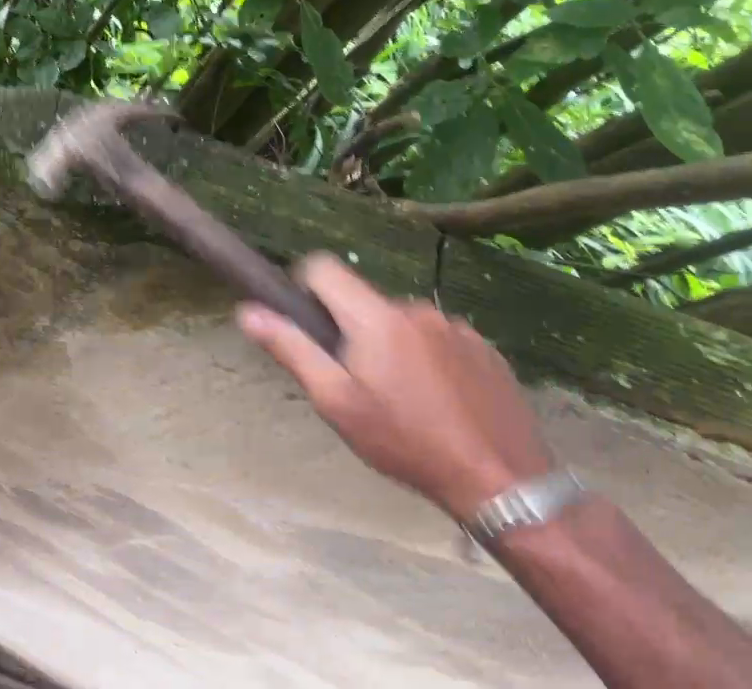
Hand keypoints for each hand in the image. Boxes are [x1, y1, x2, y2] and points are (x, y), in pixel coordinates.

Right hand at [236, 253, 553, 518]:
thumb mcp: (334, 401)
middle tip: (351, 380)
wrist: (504, 483)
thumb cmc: (405, 442)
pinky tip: (435, 401)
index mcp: (377, 319)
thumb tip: (247, 311)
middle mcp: (418, 311)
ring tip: (397, 396)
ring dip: (388, 344)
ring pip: (400, 321)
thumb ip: (291, 349)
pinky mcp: (487, 351)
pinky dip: (425, 358)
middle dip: (348, 328)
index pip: (324, 268)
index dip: (304, 289)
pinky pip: (437, 339)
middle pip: (362, 300)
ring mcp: (459, 329)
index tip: (306, 327)